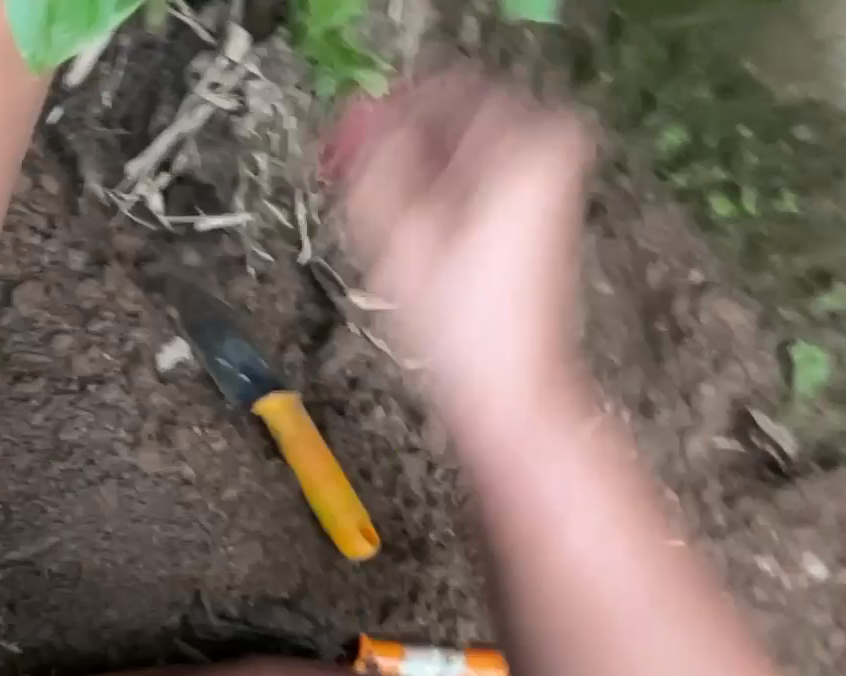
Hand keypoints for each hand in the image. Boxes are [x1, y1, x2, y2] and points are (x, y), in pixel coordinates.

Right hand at [330, 72, 594, 415]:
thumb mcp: (398, 237)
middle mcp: (542, 145)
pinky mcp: (527, 208)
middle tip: (347, 194)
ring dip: (400, 180)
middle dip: (388, 153)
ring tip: (373, 230)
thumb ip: (373, 167)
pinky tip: (399, 240)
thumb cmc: (453, 316)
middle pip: (444, 122)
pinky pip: (461, 180)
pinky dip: (423, 198)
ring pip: (447, 155)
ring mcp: (540, 176)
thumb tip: (354, 117)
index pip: (434, 95)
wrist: (501, 378)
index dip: (376, 121)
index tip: (336, 153)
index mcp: (522, 141)